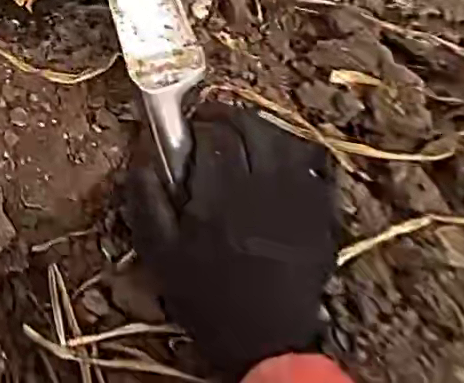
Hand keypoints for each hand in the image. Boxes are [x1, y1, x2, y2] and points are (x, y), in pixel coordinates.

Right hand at [125, 104, 337, 379]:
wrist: (265, 346)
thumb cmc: (204, 295)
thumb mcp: (157, 248)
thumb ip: (145, 193)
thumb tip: (141, 148)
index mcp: (222, 199)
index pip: (214, 135)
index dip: (196, 123)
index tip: (184, 132)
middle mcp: (265, 195)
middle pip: (252, 129)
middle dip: (226, 116)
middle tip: (208, 123)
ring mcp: (300, 207)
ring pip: (286, 142)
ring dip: (259, 130)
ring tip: (239, 137)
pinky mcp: (321, 222)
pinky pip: (315, 169)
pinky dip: (294, 154)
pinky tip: (274, 162)